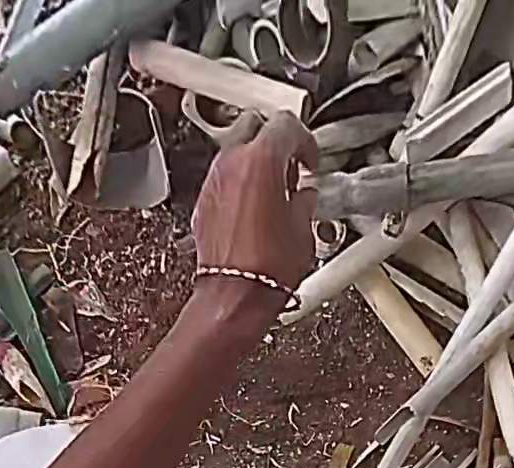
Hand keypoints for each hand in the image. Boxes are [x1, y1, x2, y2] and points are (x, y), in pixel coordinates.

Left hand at [190, 111, 318, 322]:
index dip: (305, 142)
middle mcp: (232, 163)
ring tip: (275, 197)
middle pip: (256, 133)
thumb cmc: (266, 268)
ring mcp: (214, 182)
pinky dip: (241, 189)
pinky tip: (256, 214)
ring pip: (238, 157)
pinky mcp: (204, 204)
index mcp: (261, 160)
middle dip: (277, 150)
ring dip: (257, 169)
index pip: (286, 126)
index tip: (309, 160)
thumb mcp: (303, 231)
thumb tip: (303, 196)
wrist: (235, 297)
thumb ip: (304, 201)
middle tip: (293, 174)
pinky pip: (225, 183)